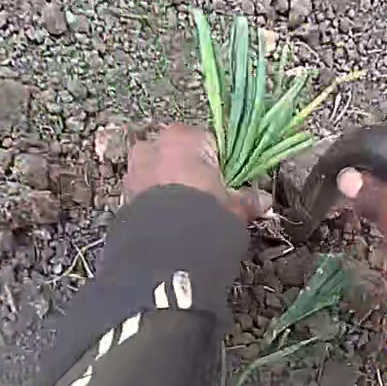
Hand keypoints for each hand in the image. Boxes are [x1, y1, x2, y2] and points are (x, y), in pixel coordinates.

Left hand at [123, 124, 271, 222]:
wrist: (166, 248)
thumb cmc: (206, 214)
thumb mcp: (236, 207)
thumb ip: (248, 200)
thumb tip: (263, 201)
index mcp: (184, 137)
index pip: (210, 141)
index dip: (221, 164)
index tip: (229, 184)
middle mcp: (154, 145)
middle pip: (180, 156)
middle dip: (192, 174)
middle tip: (209, 200)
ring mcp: (134, 169)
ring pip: (160, 174)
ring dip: (172, 189)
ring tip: (189, 216)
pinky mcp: (123, 196)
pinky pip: (146, 194)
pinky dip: (158, 205)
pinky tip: (172, 224)